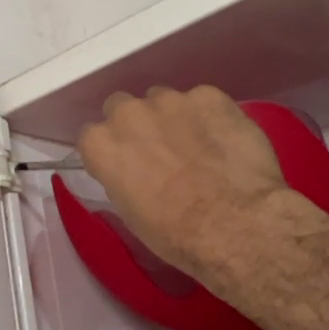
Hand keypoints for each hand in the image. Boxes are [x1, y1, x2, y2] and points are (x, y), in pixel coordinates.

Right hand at [76, 85, 302, 279]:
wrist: (236, 223)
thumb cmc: (175, 233)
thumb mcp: (130, 213)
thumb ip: (121, 176)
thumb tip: (131, 169)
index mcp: (101, 143)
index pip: (92, 136)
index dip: (112, 151)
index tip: (127, 167)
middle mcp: (128, 112)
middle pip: (122, 107)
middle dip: (137, 125)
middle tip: (160, 152)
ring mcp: (169, 99)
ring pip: (163, 100)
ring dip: (173, 118)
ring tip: (199, 147)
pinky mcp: (209, 96)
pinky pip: (203, 101)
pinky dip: (210, 118)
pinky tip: (226, 143)